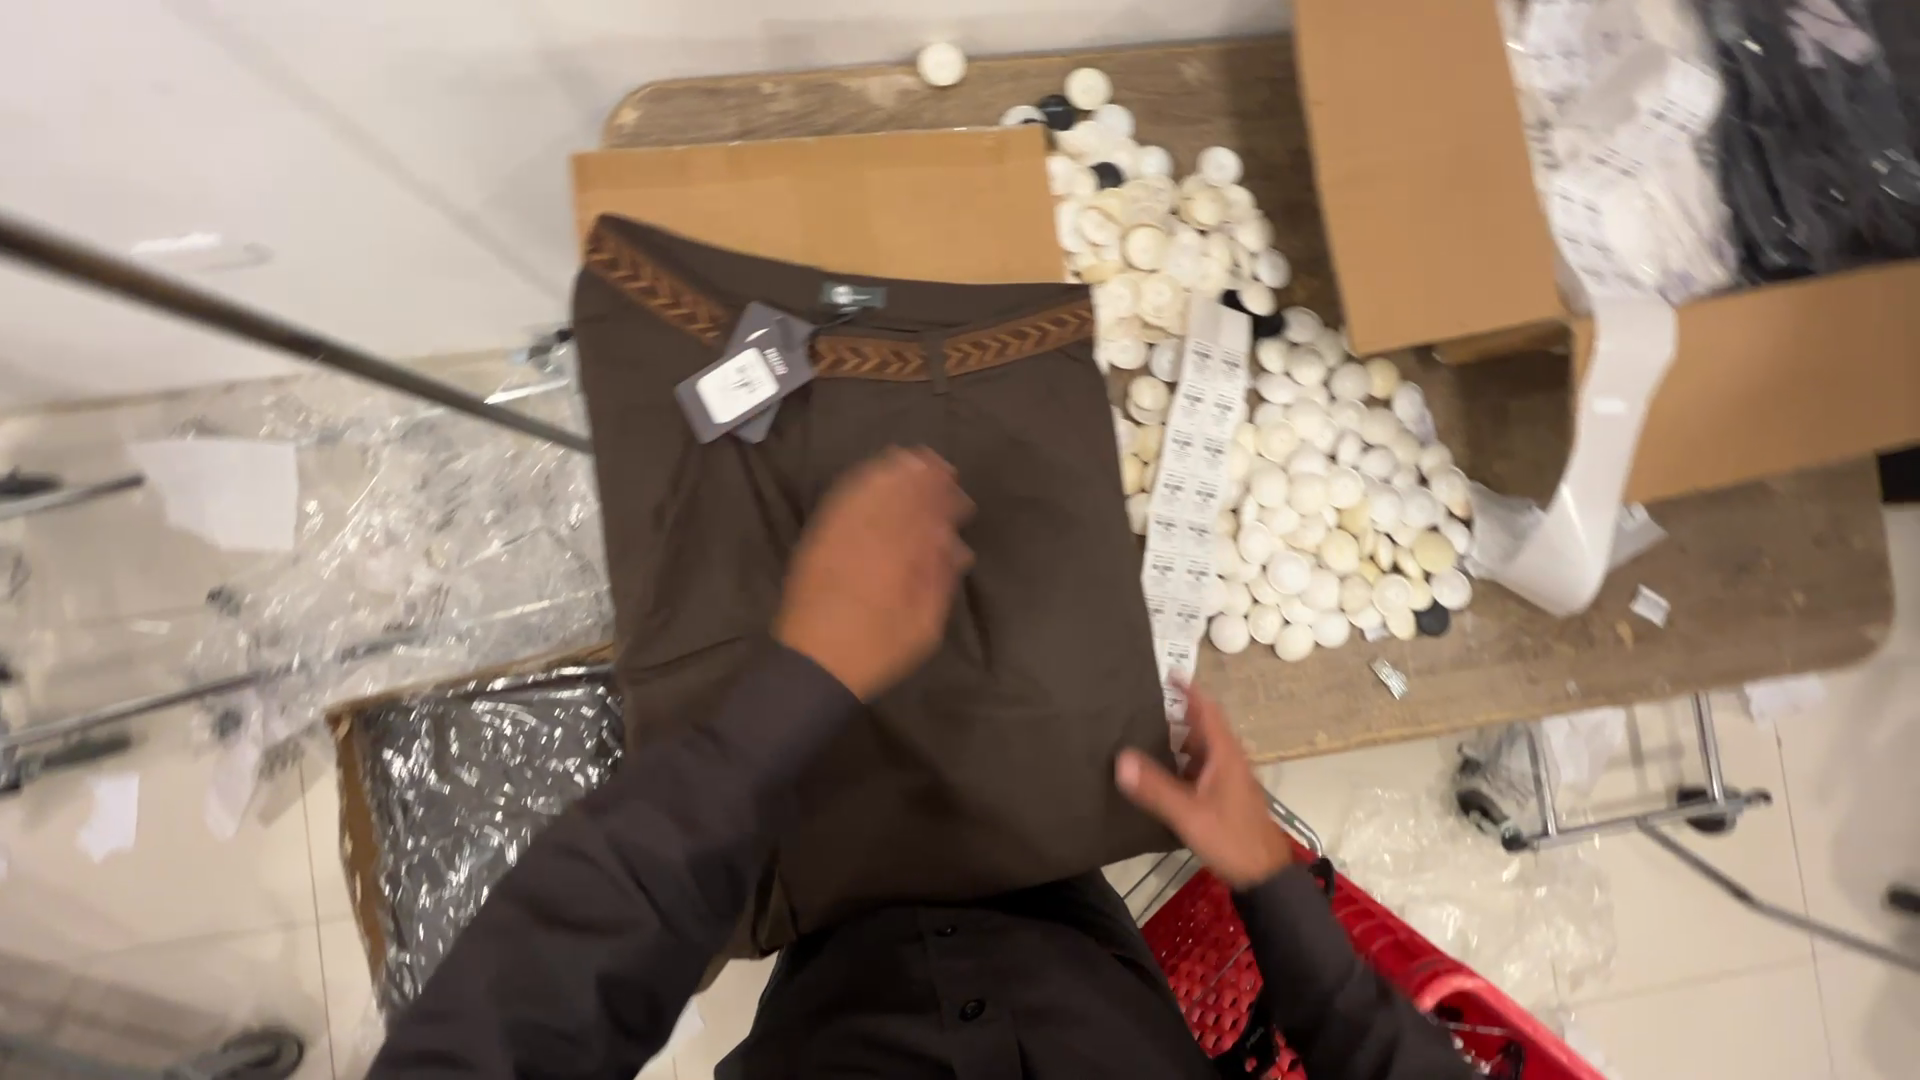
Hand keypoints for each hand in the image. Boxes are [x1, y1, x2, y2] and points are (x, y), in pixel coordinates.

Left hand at [774, 447, 972, 701]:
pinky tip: (873, 475)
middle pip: (899, 494)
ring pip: (869, 490)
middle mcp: (868, 539)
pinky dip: (861, 482)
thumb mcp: (924, 626)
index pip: (924, 512)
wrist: (813, 666)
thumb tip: (953, 544)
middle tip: (941, 467)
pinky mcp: (817, 540)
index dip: (942, 494)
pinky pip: (841, 500)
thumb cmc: (876, 651)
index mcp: (898, 559)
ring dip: (893, 471)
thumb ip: (938, 579)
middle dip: (922, 476)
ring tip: (912, 460)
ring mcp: (838, 536)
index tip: (957, 487)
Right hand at [1115, 683, 1292, 888]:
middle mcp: (1230, 760)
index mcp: (1224, 754)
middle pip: (1203, 726)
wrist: (1265, 876)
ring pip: (1202, 748)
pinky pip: (1201, 765)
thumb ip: (1155, 788)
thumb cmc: (1231, 839)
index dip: (1190, 690)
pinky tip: (1164, 772)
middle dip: (1177, 713)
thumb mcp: (1188, 814)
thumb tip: (1121, 759)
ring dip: (1179, 738)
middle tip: (1145, 706)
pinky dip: (1183, 760)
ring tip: (1147, 735)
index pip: (1207, 710)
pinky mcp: (1227, 794)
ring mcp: (1230, 778)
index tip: (1170, 673)